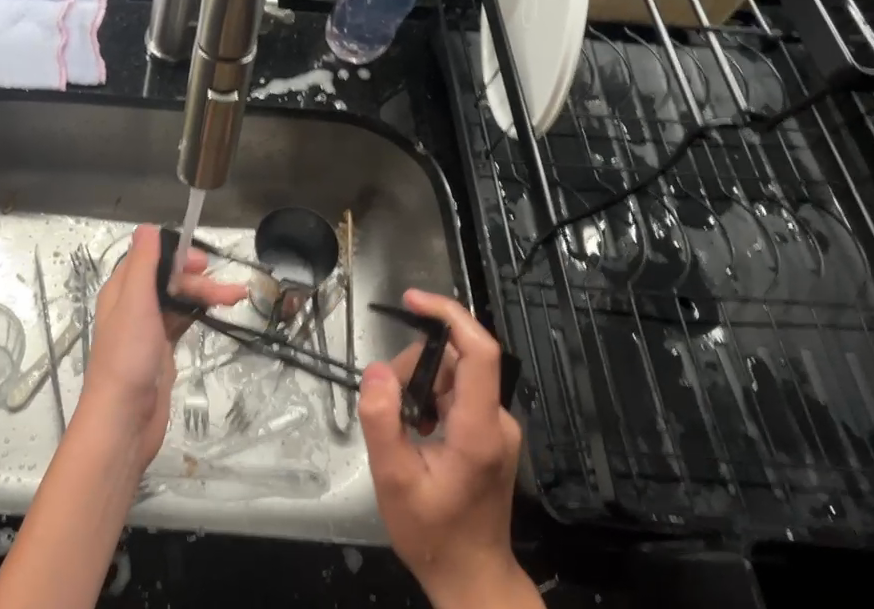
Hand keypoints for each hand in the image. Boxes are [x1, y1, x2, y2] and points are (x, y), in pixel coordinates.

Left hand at [76, 225, 244, 471]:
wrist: (124, 420)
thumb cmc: (127, 359)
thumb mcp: (135, 304)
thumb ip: (143, 265)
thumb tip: (147, 227)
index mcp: (121, 290)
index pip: (149, 257)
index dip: (176, 254)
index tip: (203, 260)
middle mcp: (132, 305)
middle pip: (168, 278)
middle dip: (197, 278)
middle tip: (227, 287)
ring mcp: (147, 329)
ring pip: (178, 300)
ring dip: (204, 295)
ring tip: (236, 297)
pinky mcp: (161, 350)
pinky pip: (181, 322)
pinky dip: (199, 314)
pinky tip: (216, 312)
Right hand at [360, 289, 537, 608]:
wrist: (470, 573)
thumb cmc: (432, 532)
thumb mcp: (392, 479)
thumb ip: (382, 420)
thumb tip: (377, 371)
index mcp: (478, 429)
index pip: (478, 352)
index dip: (448, 316)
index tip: (411, 300)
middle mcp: (496, 421)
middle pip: (455, 362)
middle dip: (413, 368)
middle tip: (386, 404)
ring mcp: (497, 428)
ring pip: (452, 377)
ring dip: (419, 387)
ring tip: (400, 427)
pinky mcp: (490, 435)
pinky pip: (456, 396)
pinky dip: (429, 401)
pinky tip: (416, 432)